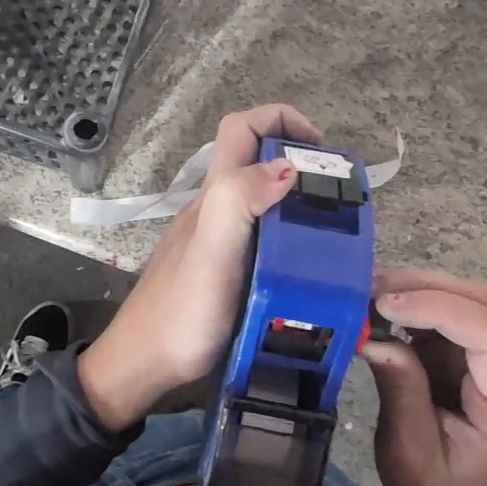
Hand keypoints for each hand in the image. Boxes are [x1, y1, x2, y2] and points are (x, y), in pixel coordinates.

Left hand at [77, 105, 322, 429]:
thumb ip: (238, 201)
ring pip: (263, 201)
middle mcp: (216, 210)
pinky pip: (264, 238)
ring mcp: (219, 241)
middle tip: (340, 199)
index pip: (242, 128)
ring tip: (336, 232)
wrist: (146, 364)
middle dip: (303, 163)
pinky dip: (293, 239)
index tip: (323, 153)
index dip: (284, 121)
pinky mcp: (225, 271)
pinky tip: (309, 267)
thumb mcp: (212, 252)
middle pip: (257, 160)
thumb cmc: (181, 311)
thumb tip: (287, 167)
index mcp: (214, 196)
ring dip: (302, 203)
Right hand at [361, 269, 486, 485]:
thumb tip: (376, 338)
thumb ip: (401, 393)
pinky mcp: (477, 358)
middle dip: (430, 288)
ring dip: (424, 289)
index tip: (385, 305)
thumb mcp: (410, 455)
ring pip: (473, 302)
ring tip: (373, 292)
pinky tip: (386, 307)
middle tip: (371, 288)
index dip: (439, 308)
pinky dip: (420, 304)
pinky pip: (456, 316)